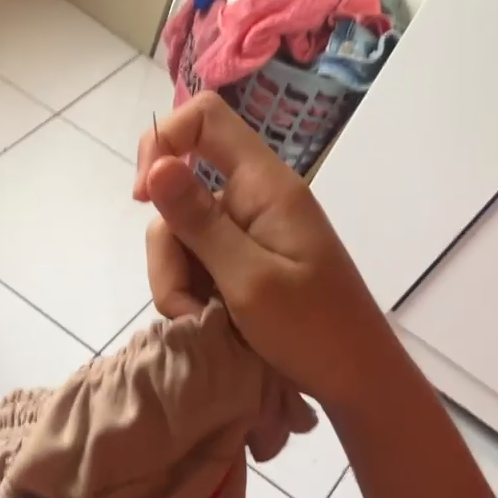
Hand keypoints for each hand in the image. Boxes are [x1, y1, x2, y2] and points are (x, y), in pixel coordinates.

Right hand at [135, 93, 385, 408]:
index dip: (162, 143)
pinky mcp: (237, 267)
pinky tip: (208, 325)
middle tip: (189, 308)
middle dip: (167, 255)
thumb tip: (155, 165)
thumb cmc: (313, 329)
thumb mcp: (248, 279)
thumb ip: (198, 221)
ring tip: (205, 324)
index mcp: (264, 186)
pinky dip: (189, 298)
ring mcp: (242, 236)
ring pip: (176, 241)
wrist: (354, 379)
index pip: (204, 119)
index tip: (143, 196)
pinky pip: (191, 268)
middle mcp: (249, 201)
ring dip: (176, 286)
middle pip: (176, 198)